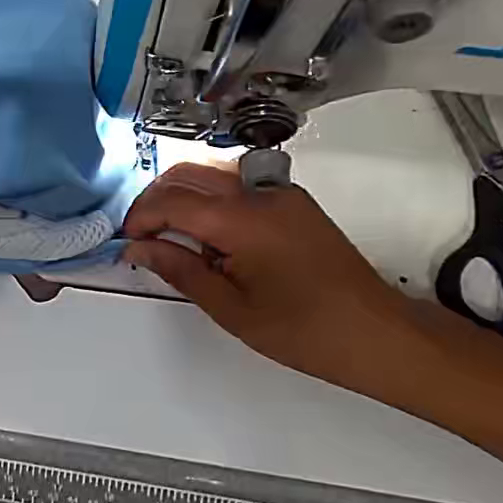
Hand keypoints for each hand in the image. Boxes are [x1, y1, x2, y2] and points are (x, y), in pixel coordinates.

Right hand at [121, 163, 429, 390]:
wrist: (373, 331)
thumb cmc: (307, 330)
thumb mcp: (231, 308)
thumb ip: (180, 269)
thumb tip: (141, 249)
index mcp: (242, 219)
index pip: (172, 201)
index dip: (141, 218)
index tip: (128, 241)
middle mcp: (260, 193)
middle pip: (187, 174)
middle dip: (155, 200)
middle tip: (141, 236)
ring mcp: (279, 191)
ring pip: (211, 170)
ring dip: (180, 192)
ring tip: (169, 232)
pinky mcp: (291, 198)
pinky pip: (237, 180)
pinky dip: (209, 194)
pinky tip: (206, 228)